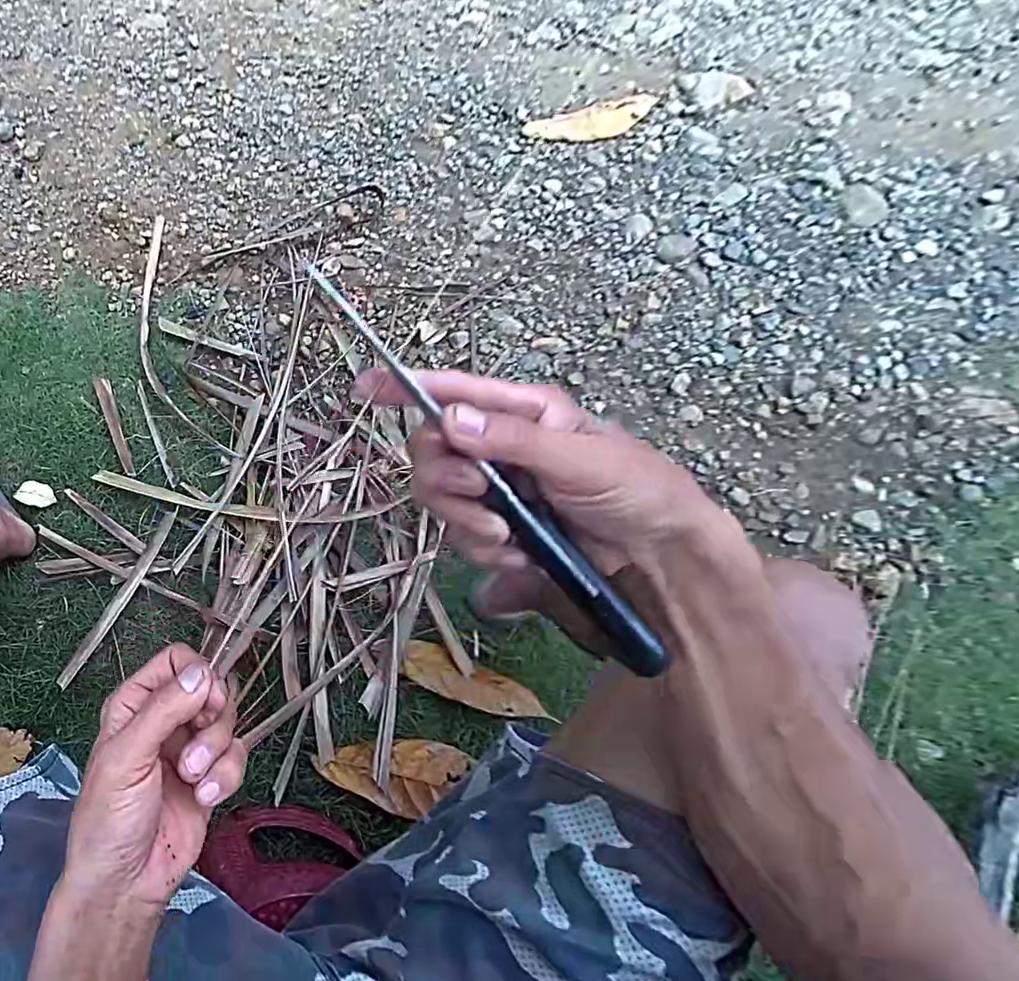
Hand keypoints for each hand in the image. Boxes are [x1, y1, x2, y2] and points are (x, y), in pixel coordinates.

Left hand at [60, 644, 246, 913]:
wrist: (126, 881)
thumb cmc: (108, 816)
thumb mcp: (127, 757)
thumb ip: (163, 711)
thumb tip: (201, 673)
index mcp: (135, 704)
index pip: (176, 661)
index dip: (197, 673)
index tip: (204, 700)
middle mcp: (164, 719)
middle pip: (210, 690)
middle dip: (210, 720)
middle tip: (194, 746)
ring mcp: (190, 748)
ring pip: (227, 724)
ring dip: (215, 754)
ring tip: (192, 780)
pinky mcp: (211, 777)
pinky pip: (236, 758)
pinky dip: (226, 778)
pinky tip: (205, 798)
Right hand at [353, 369, 728, 617]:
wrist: (652, 555)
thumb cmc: (635, 488)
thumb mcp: (581, 457)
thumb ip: (514, 439)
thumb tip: (450, 419)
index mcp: (518, 413)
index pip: (452, 392)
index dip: (406, 387)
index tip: (365, 387)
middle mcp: (493, 446)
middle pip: (429, 450)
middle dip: (447, 476)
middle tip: (480, 490)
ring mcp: (488, 487)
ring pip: (435, 494)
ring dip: (464, 517)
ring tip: (506, 531)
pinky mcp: (487, 524)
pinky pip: (455, 533)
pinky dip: (481, 546)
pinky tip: (515, 550)